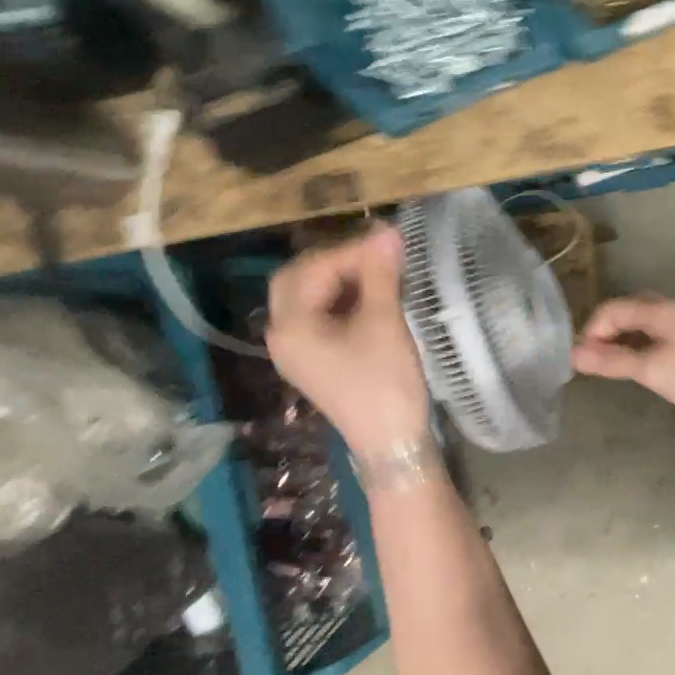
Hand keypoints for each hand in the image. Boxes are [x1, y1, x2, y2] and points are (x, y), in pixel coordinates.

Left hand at [266, 224, 431, 457]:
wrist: (391, 441)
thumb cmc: (385, 382)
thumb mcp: (384, 324)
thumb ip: (381, 276)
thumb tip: (387, 233)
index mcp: (291, 325)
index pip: (314, 269)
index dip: (352, 250)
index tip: (391, 240)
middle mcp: (283, 335)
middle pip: (299, 280)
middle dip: (338, 261)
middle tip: (379, 253)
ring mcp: (298, 351)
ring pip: (310, 299)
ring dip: (342, 279)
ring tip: (382, 271)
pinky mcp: (317, 361)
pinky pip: (321, 317)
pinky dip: (344, 300)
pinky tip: (375, 297)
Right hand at [572, 294, 674, 420]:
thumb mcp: (650, 369)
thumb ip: (612, 360)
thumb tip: (573, 354)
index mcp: (658, 309)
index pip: (611, 308)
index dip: (591, 331)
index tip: (580, 360)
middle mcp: (669, 311)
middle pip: (626, 312)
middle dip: (604, 333)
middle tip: (591, 362)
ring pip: (641, 325)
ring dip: (621, 341)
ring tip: (608, 368)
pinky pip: (654, 338)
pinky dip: (638, 349)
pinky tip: (636, 369)